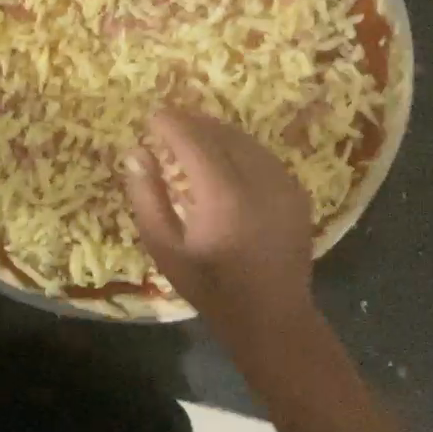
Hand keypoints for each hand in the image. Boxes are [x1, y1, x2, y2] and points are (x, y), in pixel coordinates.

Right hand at [121, 109, 314, 328]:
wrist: (270, 314)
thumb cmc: (207, 284)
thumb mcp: (162, 245)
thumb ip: (147, 195)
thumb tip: (136, 153)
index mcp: (222, 195)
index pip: (193, 141)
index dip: (170, 123)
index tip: (150, 116)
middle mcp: (258, 181)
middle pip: (221, 134)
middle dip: (191, 122)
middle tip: (165, 121)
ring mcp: (283, 185)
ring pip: (245, 140)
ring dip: (215, 131)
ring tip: (189, 133)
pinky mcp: (295, 193)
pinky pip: (262, 155)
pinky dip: (236, 146)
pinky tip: (219, 155)